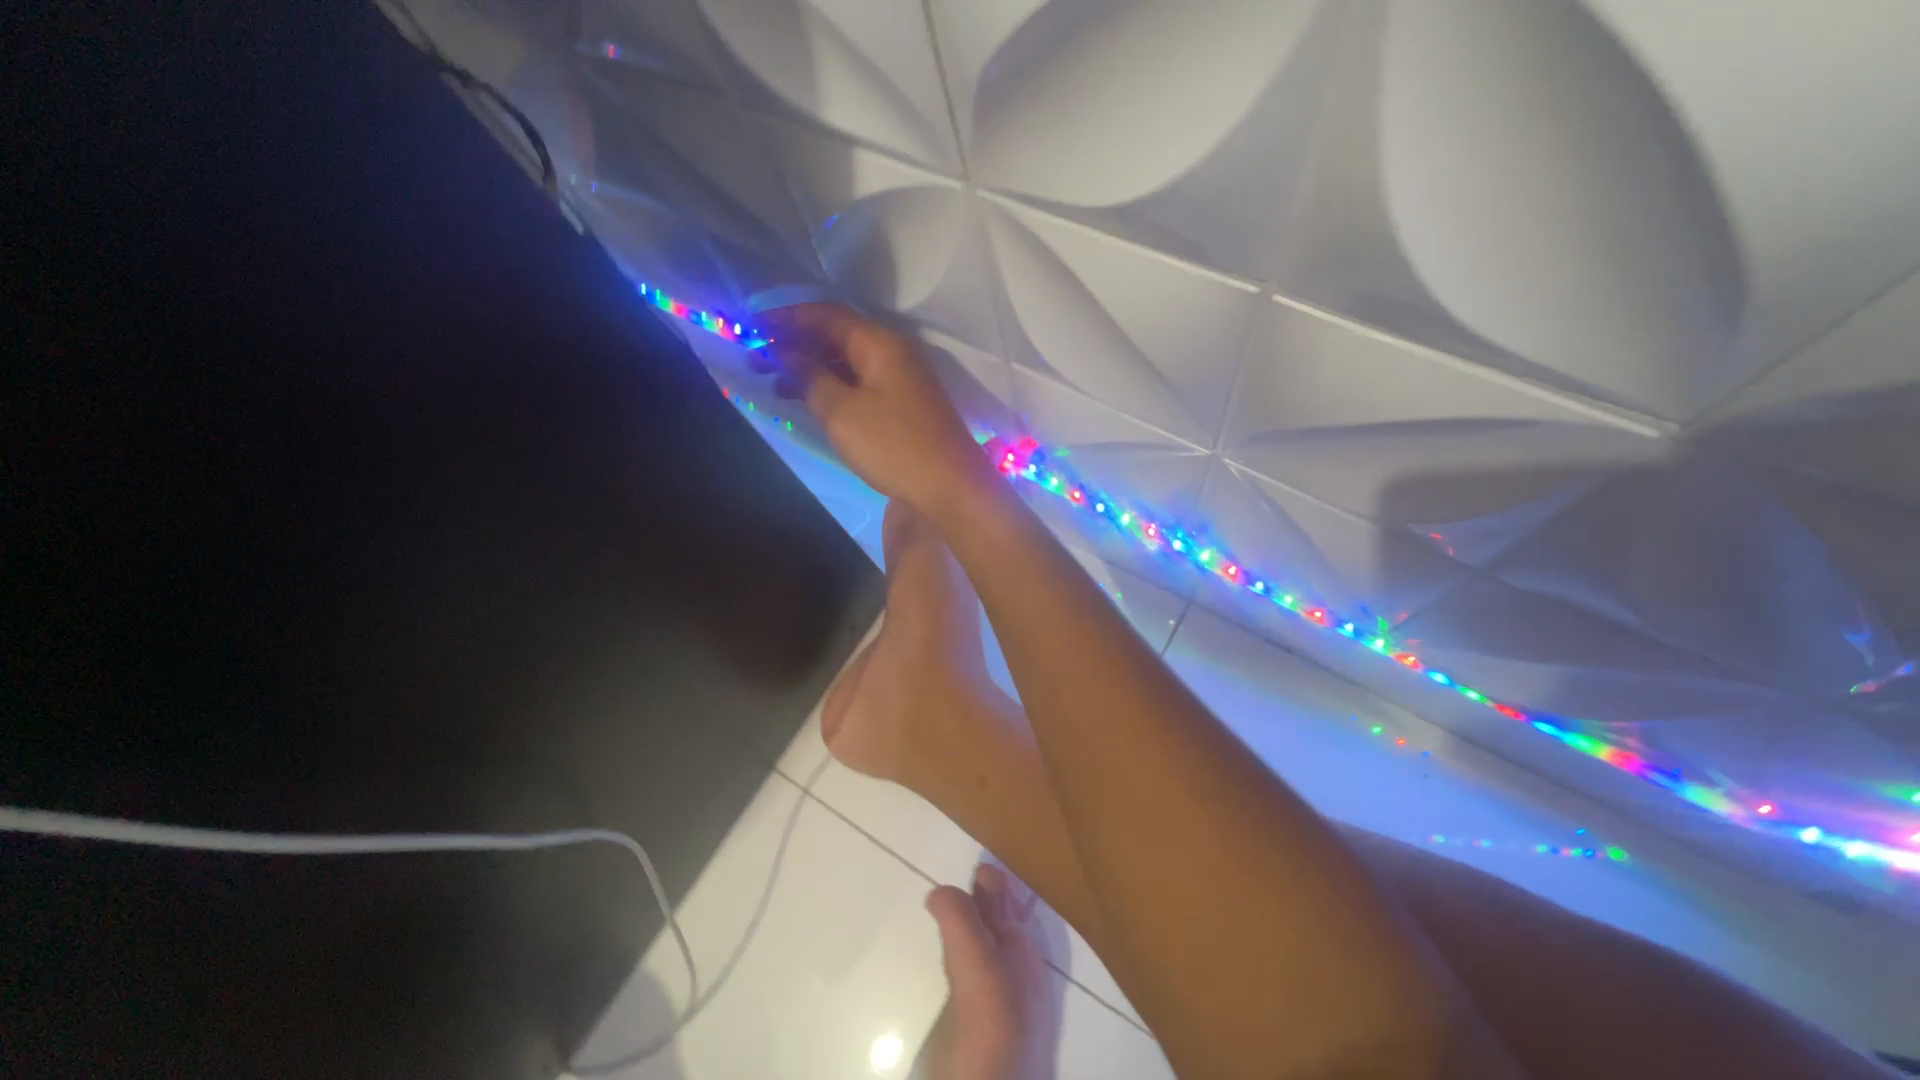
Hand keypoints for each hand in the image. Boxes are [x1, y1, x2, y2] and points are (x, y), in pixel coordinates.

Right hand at [760, 304, 996, 519]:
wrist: (952, 489)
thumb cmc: (895, 446)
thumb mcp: (842, 412)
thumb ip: (810, 378)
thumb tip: (788, 356)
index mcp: (880, 343)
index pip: (825, 315)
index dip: (785, 318)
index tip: (751, 329)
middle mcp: (893, 353)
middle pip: (837, 335)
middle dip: (795, 344)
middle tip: (756, 360)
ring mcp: (901, 380)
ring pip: (847, 362)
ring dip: (811, 368)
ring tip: (775, 385)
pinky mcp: (904, 406)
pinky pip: (859, 384)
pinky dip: (831, 387)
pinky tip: (810, 403)